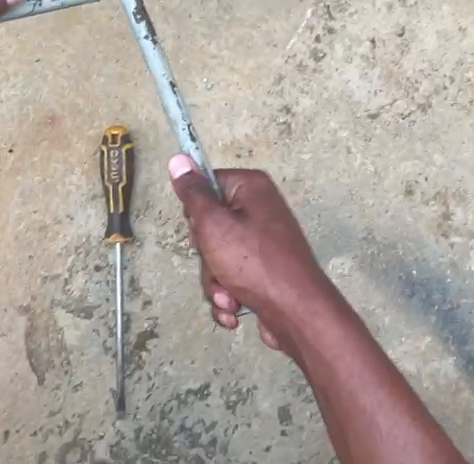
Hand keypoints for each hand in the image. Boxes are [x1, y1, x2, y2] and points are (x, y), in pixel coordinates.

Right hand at [168, 156, 340, 358]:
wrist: (296, 313)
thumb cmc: (255, 263)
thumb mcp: (214, 223)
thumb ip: (193, 193)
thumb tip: (178, 160)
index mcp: (251, 187)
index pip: (206, 186)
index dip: (197, 212)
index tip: (203, 230)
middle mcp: (259, 209)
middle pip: (210, 225)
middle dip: (207, 256)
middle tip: (217, 263)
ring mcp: (262, 242)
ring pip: (217, 256)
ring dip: (216, 282)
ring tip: (229, 296)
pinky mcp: (263, 270)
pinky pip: (231, 277)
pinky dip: (228, 295)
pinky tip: (234, 310)